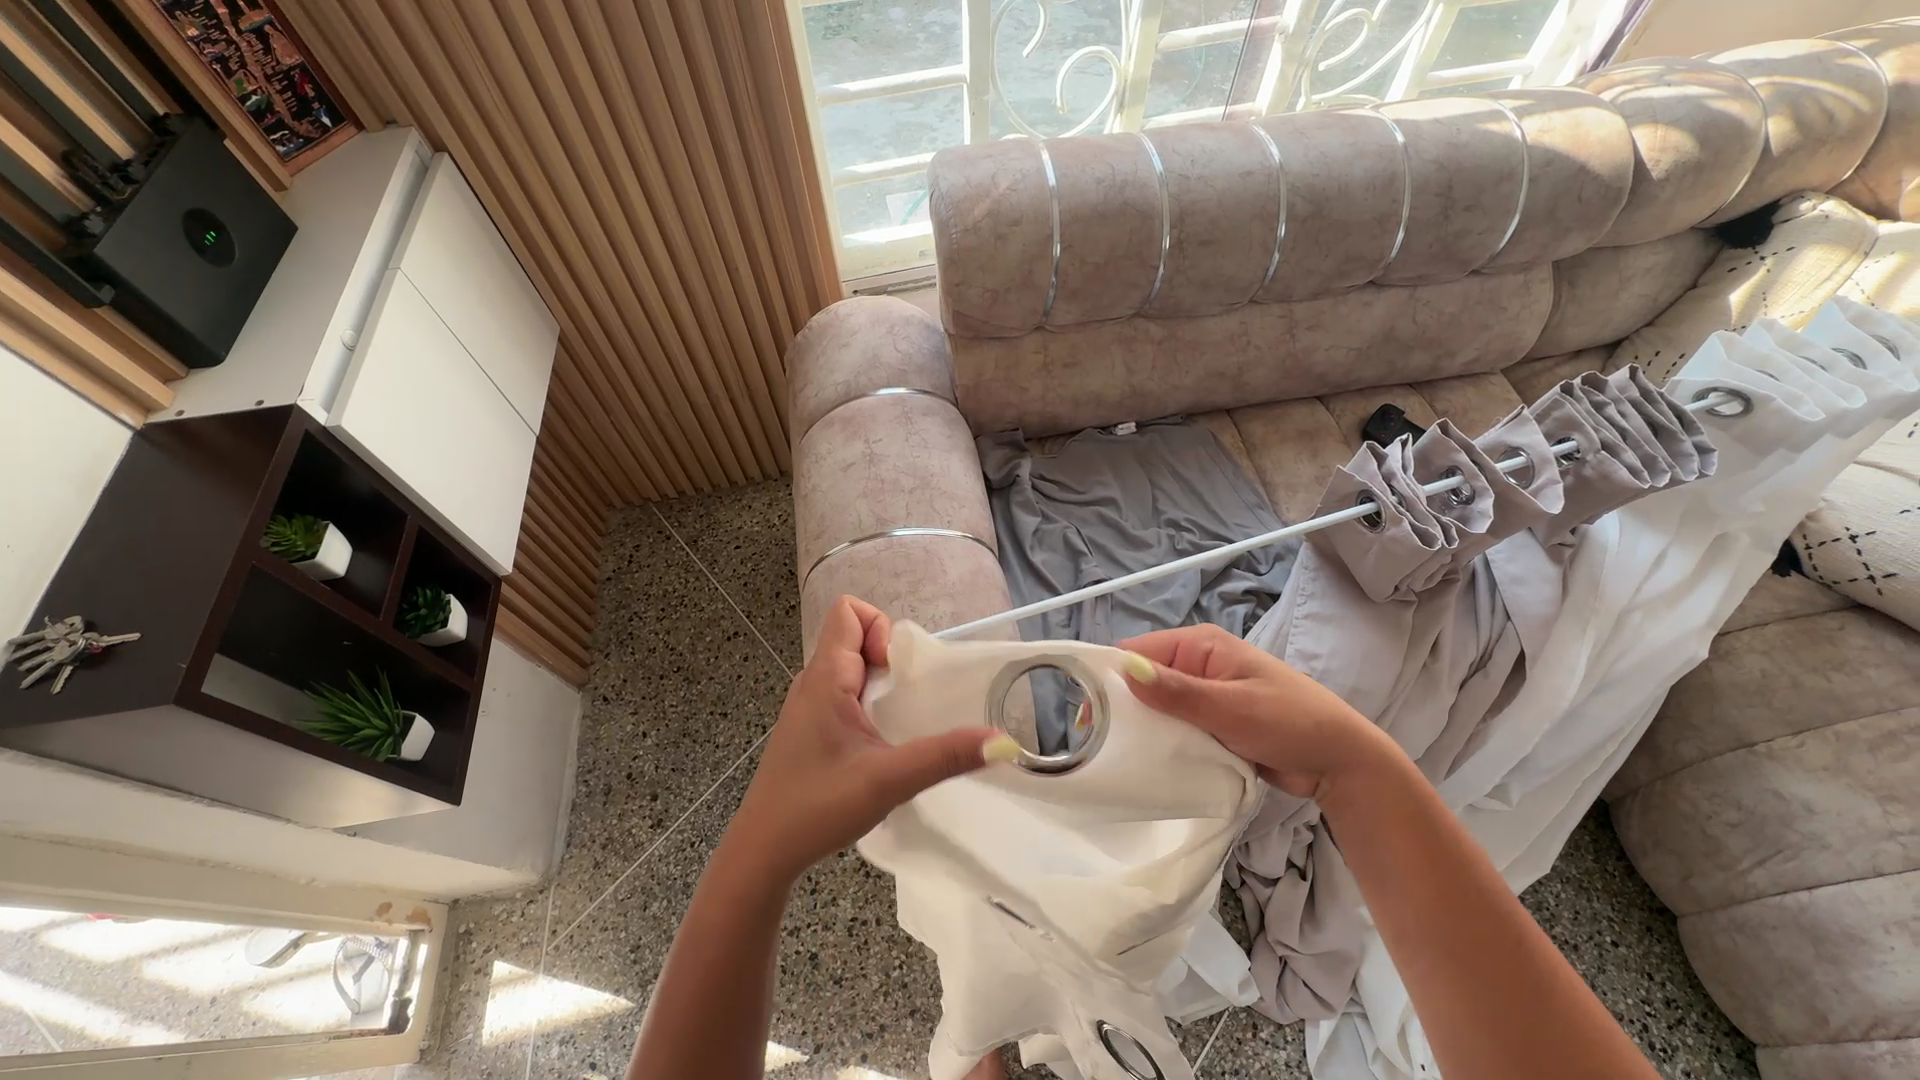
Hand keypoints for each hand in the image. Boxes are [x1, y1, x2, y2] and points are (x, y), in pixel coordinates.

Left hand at [727, 595, 1015, 882]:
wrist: (764, 852)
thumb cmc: (817, 808)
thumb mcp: (889, 780)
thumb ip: (945, 757)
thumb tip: (1002, 741)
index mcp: (825, 678)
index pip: (848, 611)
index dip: (880, 627)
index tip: (899, 672)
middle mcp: (812, 683)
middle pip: (853, 636)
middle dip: (889, 658)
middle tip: (910, 701)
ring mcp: (807, 708)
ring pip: (849, 669)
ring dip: (879, 684)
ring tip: (899, 723)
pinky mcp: (809, 732)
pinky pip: (843, 695)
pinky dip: (866, 705)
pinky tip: (879, 745)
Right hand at [1120, 623, 1399, 801]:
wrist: (1340, 762)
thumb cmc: (1290, 723)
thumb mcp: (1231, 707)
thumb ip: (1178, 692)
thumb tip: (1126, 671)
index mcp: (1200, 646)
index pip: (1137, 651)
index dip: (1108, 677)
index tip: (1086, 714)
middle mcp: (1197, 664)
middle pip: (1141, 680)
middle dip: (1121, 707)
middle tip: (1098, 743)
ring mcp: (1204, 695)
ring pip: (1155, 708)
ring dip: (1142, 728)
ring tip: (1117, 757)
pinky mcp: (1209, 723)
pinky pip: (1173, 728)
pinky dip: (1161, 742)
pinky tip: (1146, 763)